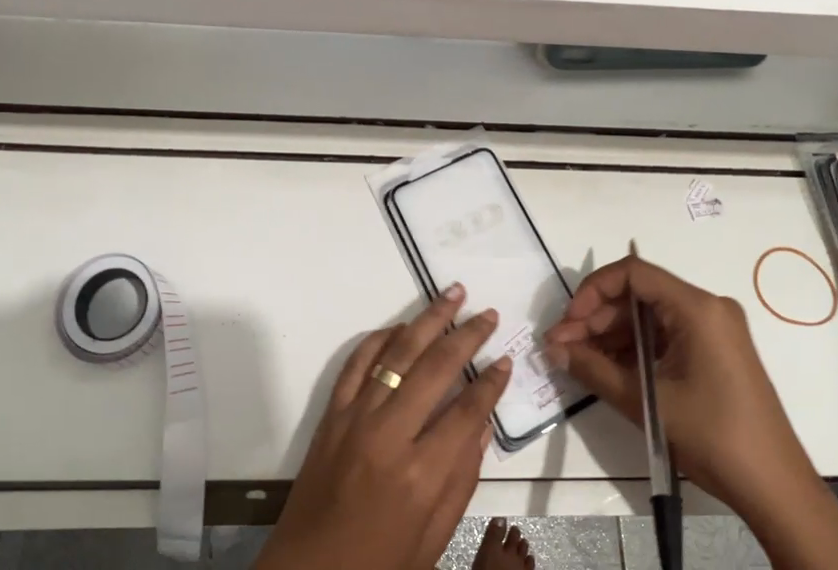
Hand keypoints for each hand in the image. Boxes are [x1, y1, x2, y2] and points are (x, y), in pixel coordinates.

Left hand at [256, 284, 511, 569]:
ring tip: (452, 294)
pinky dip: (378, 339)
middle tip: (487, 313)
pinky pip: (356, 364)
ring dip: (427, 320)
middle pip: (435, 368)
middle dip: (466, 335)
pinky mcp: (331, 415)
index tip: (507, 358)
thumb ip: (462, 479)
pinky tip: (399, 326)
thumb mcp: (435, 537)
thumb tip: (482, 425)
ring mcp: (355, 419)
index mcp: (422, 473)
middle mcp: (389, 435)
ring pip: (397, 354)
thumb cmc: (380, 563)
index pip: (468, 410)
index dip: (491, 382)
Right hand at [541, 255, 813, 512]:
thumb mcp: (645, 401)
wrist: (773, 487)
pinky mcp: (713, 352)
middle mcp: (707, 308)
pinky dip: (634, 350)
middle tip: (561, 348)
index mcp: (697, 308)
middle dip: (596, 318)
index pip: (633, 273)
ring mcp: (713, 330)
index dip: (593, 292)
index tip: (568, 323)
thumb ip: (593, 368)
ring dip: (611, 335)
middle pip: (639, 295)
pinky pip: (664, 337)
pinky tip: (606, 369)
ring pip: (648, 317)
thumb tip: (553, 348)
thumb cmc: (712, 437)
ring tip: (577, 361)